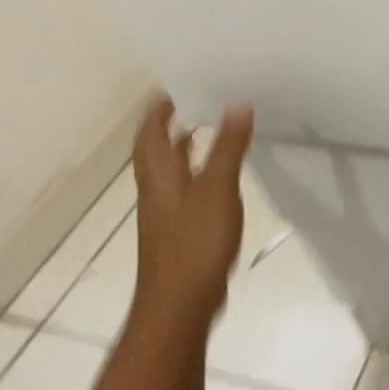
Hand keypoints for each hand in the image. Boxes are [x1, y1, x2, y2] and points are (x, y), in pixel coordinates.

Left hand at [129, 94, 254, 321]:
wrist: (179, 305)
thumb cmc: (194, 242)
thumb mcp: (218, 188)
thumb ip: (229, 146)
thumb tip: (237, 101)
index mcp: (159, 173)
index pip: (150, 130)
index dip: (159, 107)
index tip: (178, 84)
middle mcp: (156, 189)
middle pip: (156, 149)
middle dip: (171, 124)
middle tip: (197, 101)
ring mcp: (165, 213)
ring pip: (170, 171)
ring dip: (184, 149)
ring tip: (208, 131)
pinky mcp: (178, 233)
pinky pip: (184, 191)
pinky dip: (197, 174)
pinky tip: (217, 180)